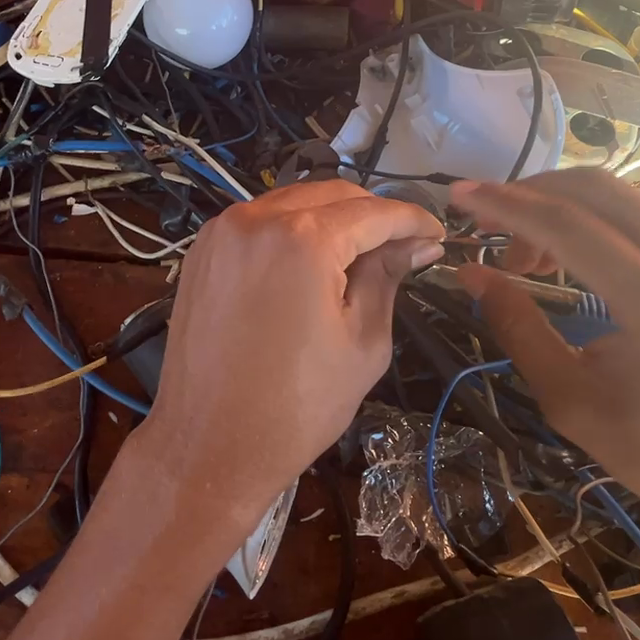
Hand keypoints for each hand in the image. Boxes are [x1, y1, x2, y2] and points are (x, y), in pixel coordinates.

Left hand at [141, 180, 444, 514]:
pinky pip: (258, 222)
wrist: (208, 444)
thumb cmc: (297, 406)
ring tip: (361, 255)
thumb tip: (417, 244)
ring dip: (331, 219)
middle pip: (331, 195)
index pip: (373, 212)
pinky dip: (291, 229)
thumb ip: (388, 278)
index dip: (412, 219)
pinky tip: (310, 262)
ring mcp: (222, 231)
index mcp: (302, 239)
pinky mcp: (202, 250)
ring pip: (292, 202)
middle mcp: (257, 218)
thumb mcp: (363, 343)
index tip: (438, 233)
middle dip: (372, 214)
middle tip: (403, 246)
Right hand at [451, 171, 639, 536]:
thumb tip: (471, 273)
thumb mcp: (571, 401)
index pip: (568, 225)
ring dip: (555, 207)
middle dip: (527, 194)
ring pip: (614, 196)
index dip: (504, 204)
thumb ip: (518, 328)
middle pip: (593, 190)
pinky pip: (634, 216)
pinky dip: (586, 220)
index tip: (456, 194)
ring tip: (521, 256)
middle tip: (482, 225)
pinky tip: (561, 256)